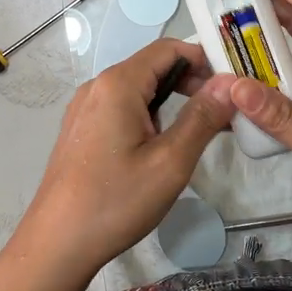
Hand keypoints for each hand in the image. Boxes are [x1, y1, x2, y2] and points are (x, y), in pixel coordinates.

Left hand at [17, 38, 234, 274]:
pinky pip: (121, 107)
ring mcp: (85, 107)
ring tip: (202, 128)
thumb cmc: (116, 200)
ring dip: (172, 100)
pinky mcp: (82, 128)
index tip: (233, 82)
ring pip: (137, 88)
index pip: (168, 49)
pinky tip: (163, 143)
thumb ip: (201, 118)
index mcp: (118, 84)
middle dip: (191, 81)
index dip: (204, 58)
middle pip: (152, 66)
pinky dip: (149, 114)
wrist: (58, 241)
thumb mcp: (170, 162)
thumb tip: (228, 83)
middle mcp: (98, 85)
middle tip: (224, 110)